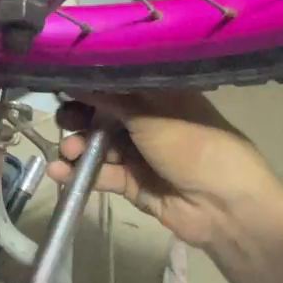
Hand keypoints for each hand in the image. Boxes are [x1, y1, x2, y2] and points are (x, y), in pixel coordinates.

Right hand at [50, 91, 282, 251]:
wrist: (223, 205)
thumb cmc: (195, 146)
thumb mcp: (151, 116)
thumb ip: (110, 99)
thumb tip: (75, 77)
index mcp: (161, 97)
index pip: (118, 83)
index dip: (90, 84)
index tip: (62, 83)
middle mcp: (148, 122)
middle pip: (102, 115)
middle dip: (78, 117)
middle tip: (63, 119)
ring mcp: (139, 154)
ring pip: (97, 146)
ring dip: (76, 147)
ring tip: (68, 153)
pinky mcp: (130, 183)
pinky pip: (99, 174)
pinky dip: (78, 173)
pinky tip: (59, 172)